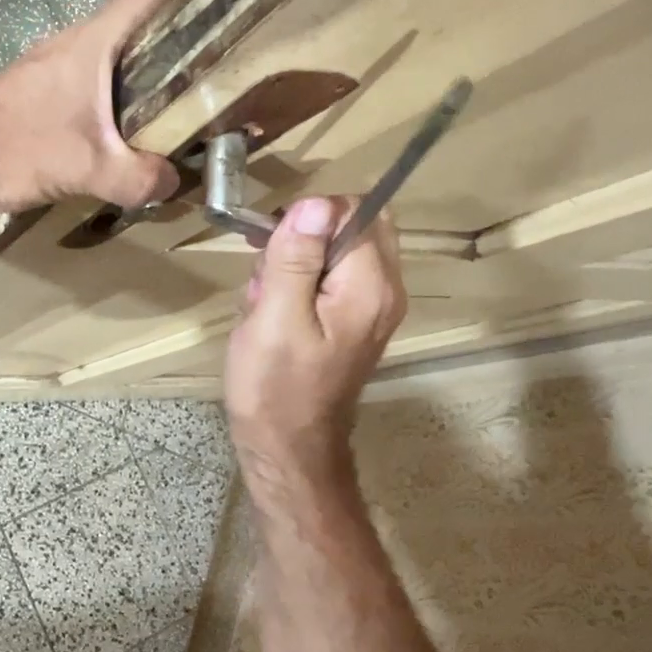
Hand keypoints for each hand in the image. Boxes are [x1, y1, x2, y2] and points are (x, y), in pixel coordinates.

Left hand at [0, 0, 228, 214]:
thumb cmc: (17, 147)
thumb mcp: (87, 167)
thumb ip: (138, 177)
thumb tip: (172, 183)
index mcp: (95, 41)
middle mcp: (76, 44)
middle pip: (139, 15)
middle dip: (182, 7)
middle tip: (227, 9)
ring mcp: (54, 68)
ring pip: (116, 49)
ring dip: (150, 51)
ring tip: (190, 65)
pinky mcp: (41, 95)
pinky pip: (96, 79)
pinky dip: (123, 85)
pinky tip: (134, 111)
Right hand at [225, 196, 406, 485]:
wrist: (286, 447)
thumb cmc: (274, 386)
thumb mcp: (273, 318)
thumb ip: (295, 259)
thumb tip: (314, 203)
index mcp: (369, 285)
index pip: (352, 210)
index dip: (307, 217)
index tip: (271, 249)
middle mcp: (385, 290)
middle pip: (353, 226)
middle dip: (302, 239)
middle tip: (268, 277)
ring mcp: (373, 307)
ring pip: (338, 251)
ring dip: (294, 264)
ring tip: (265, 303)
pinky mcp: (355, 322)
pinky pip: (332, 279)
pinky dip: (299, 286)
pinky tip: (274, 315)